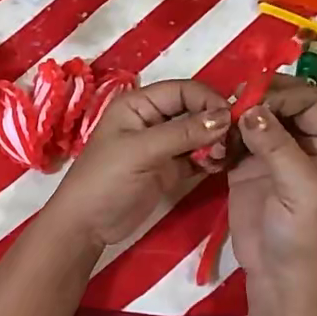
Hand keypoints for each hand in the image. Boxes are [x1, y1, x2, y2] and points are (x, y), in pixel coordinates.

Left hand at [46, 80, 231, 246]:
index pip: (182, 90)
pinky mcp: (169, 170)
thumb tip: (224, 117)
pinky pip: (196, 157)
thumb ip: (182, 133)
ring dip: (215, 143)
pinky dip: (210, 159)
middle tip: (229, 143)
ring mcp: (161, 146)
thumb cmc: (105, 180)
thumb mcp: (141, 151)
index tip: (230, 119)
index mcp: (138, 105)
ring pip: (199, 135)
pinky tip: (219, 166)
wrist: (87, 225)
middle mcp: (152, 120)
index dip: (207, 100)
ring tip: (223, 157)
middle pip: (194, 111)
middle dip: (214, 123)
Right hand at [227, 77, 316, 300]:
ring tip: (215, 126)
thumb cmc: (308, 237)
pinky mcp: (248, 170)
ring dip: (235, 119)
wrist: (282, 280)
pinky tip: (211, 146)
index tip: (250, 100)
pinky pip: (234, 143)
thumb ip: (278, 146)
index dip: (282, 95)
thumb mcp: (303, 189)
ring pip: (255, 120)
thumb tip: (250, 110)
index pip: (310, 101)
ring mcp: (275, 155)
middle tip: (227, 106)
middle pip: (281, 105)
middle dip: (256, 101)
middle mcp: (307, 142)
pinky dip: (222, 140)